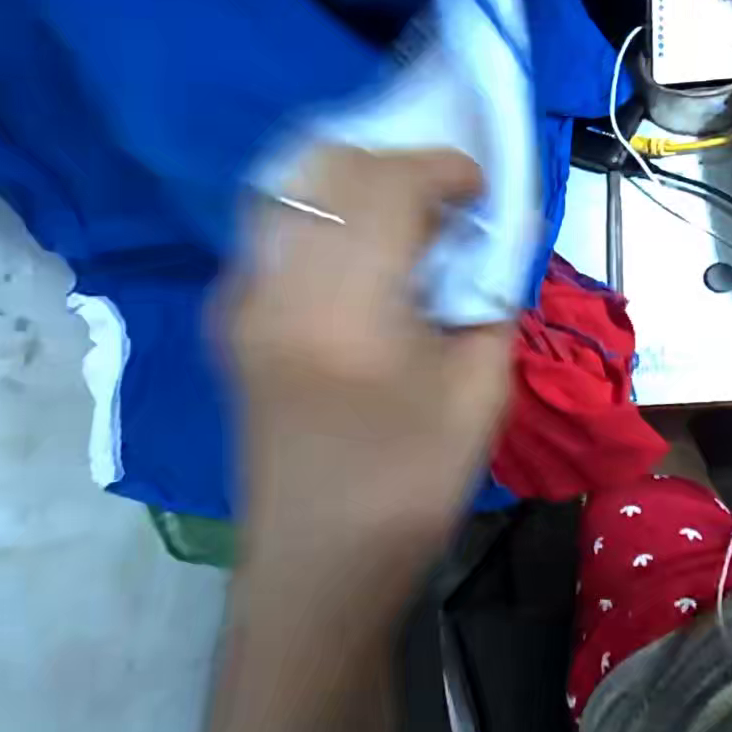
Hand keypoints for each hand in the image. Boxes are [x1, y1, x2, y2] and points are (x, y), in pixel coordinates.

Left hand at [219, 146, 512, 568]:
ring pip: (297, 186)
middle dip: (401, 163)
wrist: (318, 568)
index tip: (482, 188)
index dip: (444, 165)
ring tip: (411, 219)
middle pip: (330, 165)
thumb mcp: (482, 390)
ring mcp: (242, 299)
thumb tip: (497, 236)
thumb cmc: (412, 485)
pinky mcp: (234, 317)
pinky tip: (368, 251)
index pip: (386, 184)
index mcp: (345, 310)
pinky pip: (282, 226)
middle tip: (449, 202)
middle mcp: (277, 287)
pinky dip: (331, 212)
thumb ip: (494, 298)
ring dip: (361, 182)